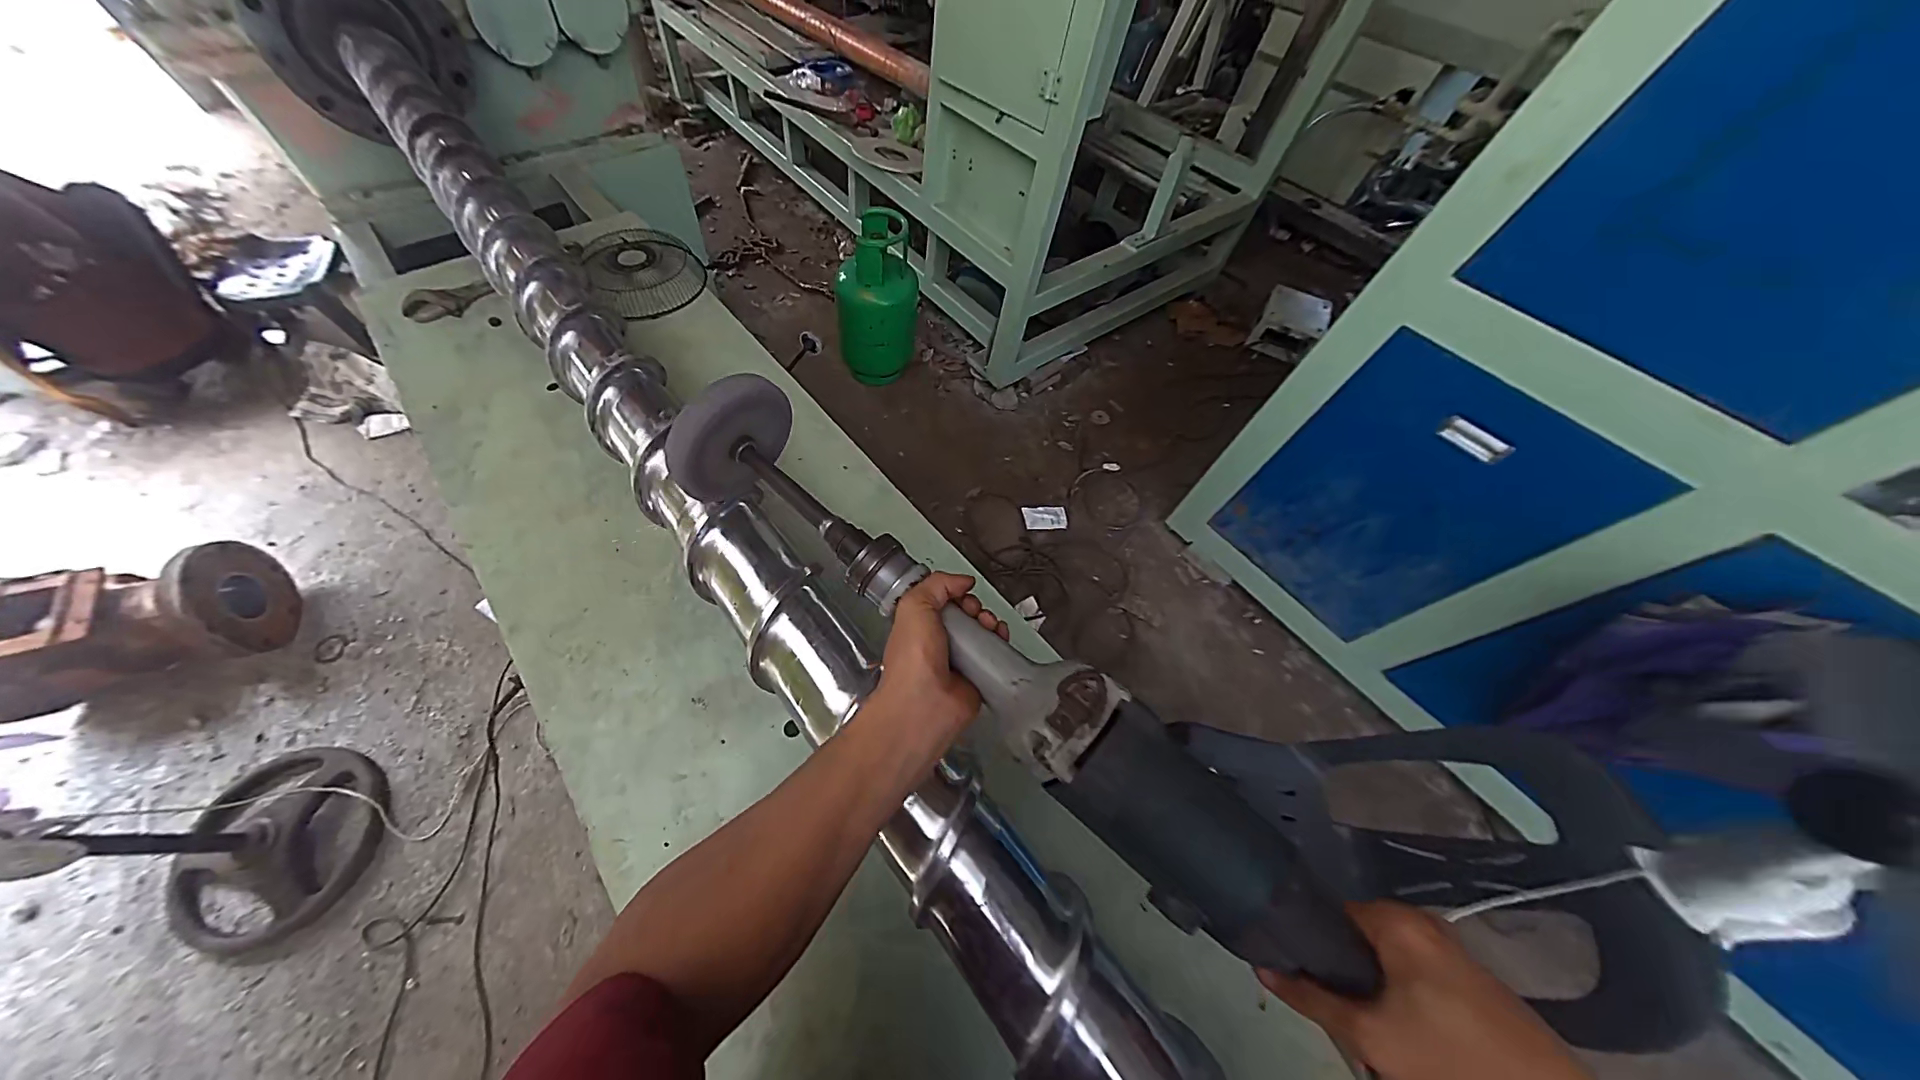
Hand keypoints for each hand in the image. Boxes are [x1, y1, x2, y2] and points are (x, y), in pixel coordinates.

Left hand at [860, 572, 1007, 765]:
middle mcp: (938, 642)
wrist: (925, 704)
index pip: (943, 600)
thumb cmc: (911, 662)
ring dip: (990, 622)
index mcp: (919, 625)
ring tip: (988, 625)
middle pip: (966, 614)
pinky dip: (1001, 643)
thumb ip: (936, 585)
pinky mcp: (978, 676)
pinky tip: (999, 638)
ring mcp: (959, 659)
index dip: (955, 592)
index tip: (961, 593)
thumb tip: (961, 581)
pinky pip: (995, 654)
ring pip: (983, 632)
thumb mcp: (914, 605)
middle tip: (974, 612)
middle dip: (976, 607)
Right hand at [1257, 901, 1591, 1079]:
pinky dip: (1401, 1002)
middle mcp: (1424, 923)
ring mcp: (1452, 950)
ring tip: (1371, 1032)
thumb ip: (1312, 998)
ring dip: (1371, 994)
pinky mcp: (1473, 980)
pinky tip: (1405, 1039)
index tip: (1298, 971)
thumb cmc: (1452, 1060)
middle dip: (1343, 976)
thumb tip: (1265, 968)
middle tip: (1340, 1014)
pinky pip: (1415, 978)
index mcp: (1397, 920)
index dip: (1307, 939)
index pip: (1328, 911)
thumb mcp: (1369, 1035)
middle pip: (1357, 939)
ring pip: (1386, 963)